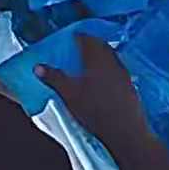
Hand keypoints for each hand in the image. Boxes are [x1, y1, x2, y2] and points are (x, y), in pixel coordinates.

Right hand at [36, 34, 156, 156]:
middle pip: (101, 46)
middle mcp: (113, 60)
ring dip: (101, 59)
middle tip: (78, 52)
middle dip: (90, 47)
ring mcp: (124, 74)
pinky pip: (117, 72)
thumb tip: (37, 66)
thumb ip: (53, 77)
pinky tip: (103, 84)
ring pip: (111, 59)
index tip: (70, 40)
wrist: (126, 132)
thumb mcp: (69, 92)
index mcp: (97, 56)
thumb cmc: (94, 107)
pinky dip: (109, 73)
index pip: (88, 38)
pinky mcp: (131, 88)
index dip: (78, 37)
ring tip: (89, 67)